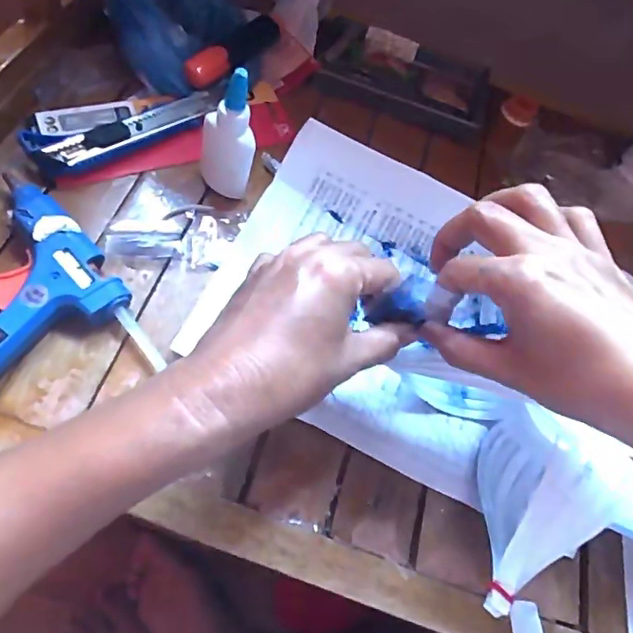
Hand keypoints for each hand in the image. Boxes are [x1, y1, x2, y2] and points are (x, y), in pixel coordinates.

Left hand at [176, 234, 412, 431]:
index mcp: (337, 270)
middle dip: (368, 276)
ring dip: (335, 266)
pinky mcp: (252, 272)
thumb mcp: (347, 360)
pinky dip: (302, 270)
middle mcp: (306, 254)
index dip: (397, 294)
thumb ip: (385, 339)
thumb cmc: (292, 375)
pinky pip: (288, 258)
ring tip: (335, 304)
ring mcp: (275, 259)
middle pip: (353, 252)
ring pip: (318, 247)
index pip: (385, 269)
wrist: (224, 385)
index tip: (395, 319)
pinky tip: (299, 303)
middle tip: (368, 313)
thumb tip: (408, 331)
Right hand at [421, 185, 632, 461]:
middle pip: (483, 215)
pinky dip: (544, 219)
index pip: (458, 272)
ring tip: (483, 235)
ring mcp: (577, 247)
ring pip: (529, 198)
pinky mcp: (602, 254)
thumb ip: (459, 347)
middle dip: (451, 235)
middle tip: (444, 264)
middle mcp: (544, 251)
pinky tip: (536, 243)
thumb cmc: (580, 386)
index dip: (439, 294)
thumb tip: (430, 331)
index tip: (439, 319)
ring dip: (496, 208)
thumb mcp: (508, 371)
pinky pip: (570, 215)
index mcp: (517, 280)